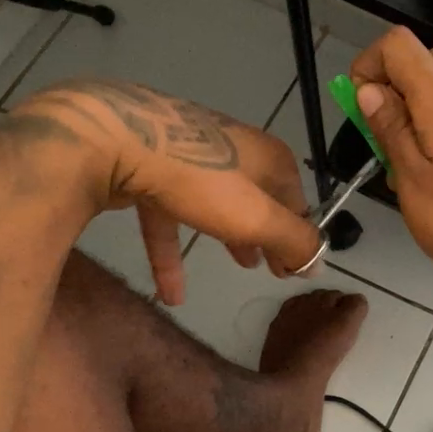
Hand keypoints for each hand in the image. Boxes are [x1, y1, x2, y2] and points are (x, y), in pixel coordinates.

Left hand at [22, 82, 317, 304]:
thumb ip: (294, 242)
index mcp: (269, 157)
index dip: (298, 239)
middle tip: (268, 270)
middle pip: (257, 202)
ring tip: (238, 267)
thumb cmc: (200, 178)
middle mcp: (236, 151)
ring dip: (228, 240)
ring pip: (215, 208)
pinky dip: (172, 254)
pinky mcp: (150, 171)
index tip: (294, 271)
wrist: (114, 137)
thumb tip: (318, 264)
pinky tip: (169, 294)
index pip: (297, 203)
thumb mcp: (258, 217)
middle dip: (265, 237)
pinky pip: (169, 218)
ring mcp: (190, 158)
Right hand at [349, 28, 432, 299]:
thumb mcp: (414, 184)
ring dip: (422, 106)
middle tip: (383, 128)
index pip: (402, 45)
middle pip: (432, 58)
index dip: (371, 62)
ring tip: (409, 159)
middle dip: (398, 79)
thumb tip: (370, 90)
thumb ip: (391, 132)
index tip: (359, 104)